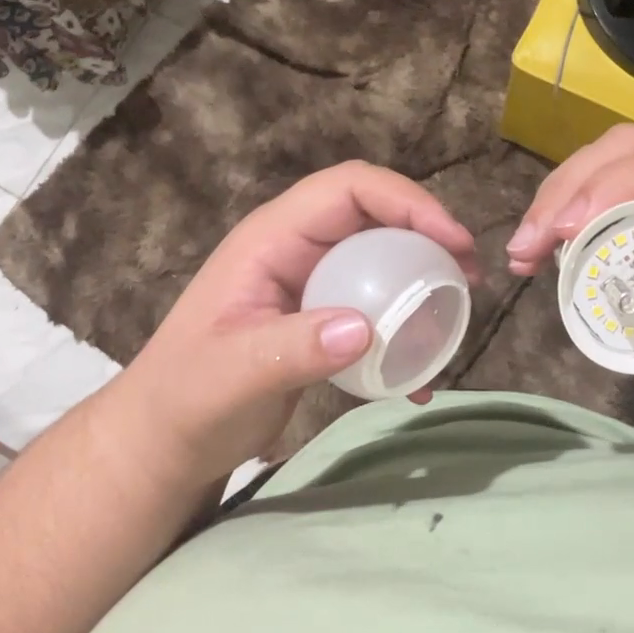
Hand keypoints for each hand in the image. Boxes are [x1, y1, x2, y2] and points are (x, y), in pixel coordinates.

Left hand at [118, 161, 477, 481]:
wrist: (164, 442)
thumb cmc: (185, 399)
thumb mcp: (231, 375)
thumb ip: (291, 350)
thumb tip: (366, 329)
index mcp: (272, 240)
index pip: (348, 189)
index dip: (406, 201)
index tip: (453, 241)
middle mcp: (296, 251)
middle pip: (374, 218)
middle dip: (427, 236)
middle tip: (469, 277)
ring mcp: (310, 287)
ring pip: (381, 261)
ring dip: (423, 280)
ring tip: (458, 314)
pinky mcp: (321, 322)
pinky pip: (375, 306)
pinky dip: (404, 330)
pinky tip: (422, 374)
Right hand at [505, 126, 633, 419]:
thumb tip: (625, 308)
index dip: (618, 189)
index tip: (564, 232)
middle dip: (573, 188)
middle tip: (529, 244)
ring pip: (615, 162)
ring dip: (563, 196)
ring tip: (526, 250)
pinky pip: (612, 193)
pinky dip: (573, 214)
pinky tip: (547, 250)